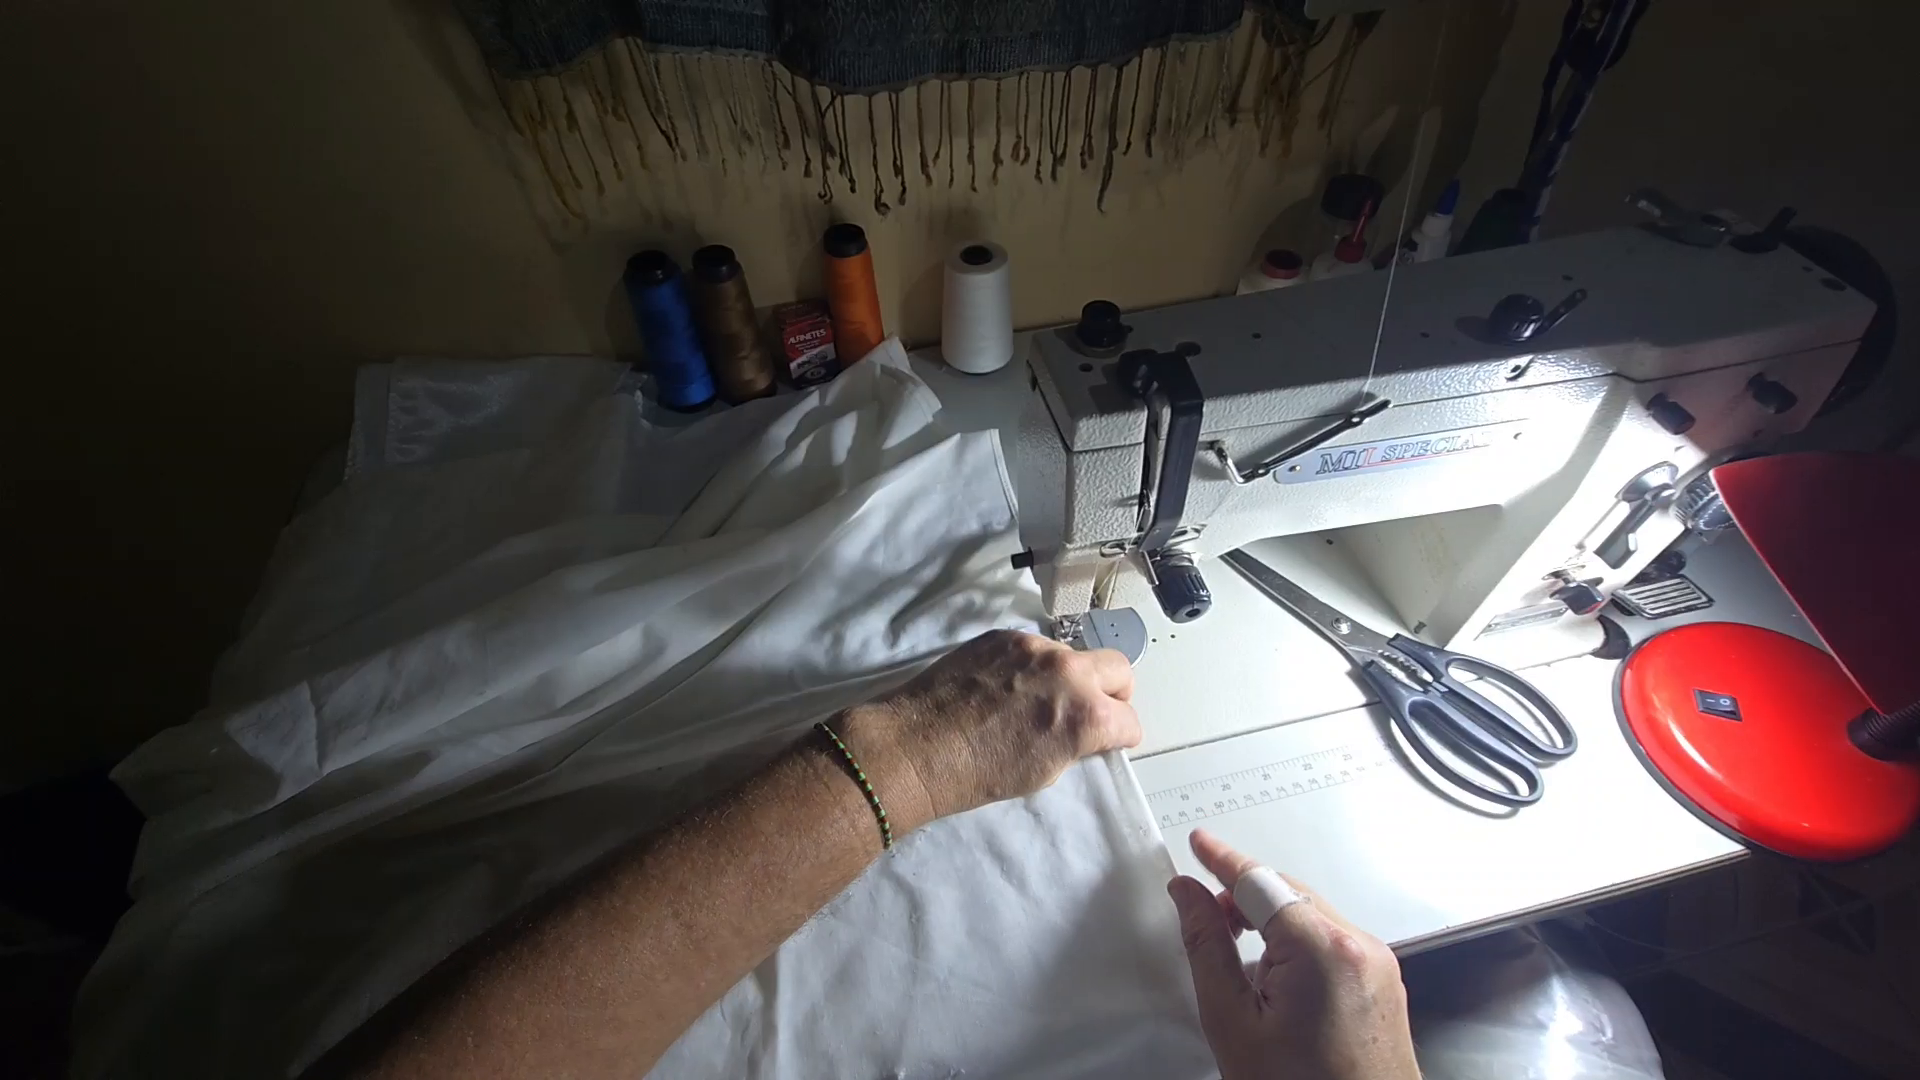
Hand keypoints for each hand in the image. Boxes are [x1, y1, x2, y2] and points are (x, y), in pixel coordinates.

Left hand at [838, 629, 1140, 827]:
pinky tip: (1007, 686)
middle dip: (1114, 692)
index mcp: (1086, 715)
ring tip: (1038, 699)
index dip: (1121, 735)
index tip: (1110, 740)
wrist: (918, 747)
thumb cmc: (980, 773)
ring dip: (1069, 676)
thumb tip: (1087, 729)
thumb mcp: (1046, 771)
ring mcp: (1034, 647)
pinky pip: (1034, 647)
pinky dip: (1032, 665)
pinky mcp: (1003, 636)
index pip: (1130, 720)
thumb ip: (1078, 741)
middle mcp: (1067, 671)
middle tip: (1092, 710)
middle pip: (1119, 668)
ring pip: (1073, 654)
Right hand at [1167, 830, 1417, 1079]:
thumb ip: (1205, 943)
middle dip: (1240, 896)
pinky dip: (1294, 940)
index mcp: (1321, 948)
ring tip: (1239, 960)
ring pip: (1306, 913)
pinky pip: (1328, 938)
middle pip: (1285, 892)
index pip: (1258, 882)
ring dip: (1268, 920)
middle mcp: (1358, 946)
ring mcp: (1377, 964)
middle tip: (1204, 916)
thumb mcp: (1232, 1020)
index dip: (1221, 859)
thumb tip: (1188, 891)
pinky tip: (1274, 978)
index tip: (1199, 843)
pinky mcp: (1382, 983)